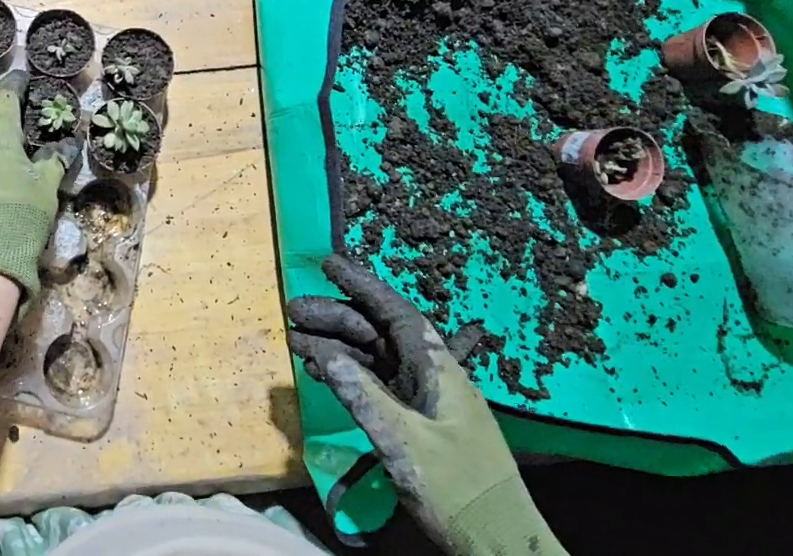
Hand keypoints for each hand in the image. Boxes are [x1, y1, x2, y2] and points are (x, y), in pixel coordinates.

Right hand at [288, 256, 567, 555]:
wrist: (499, 544)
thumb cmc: (458, 489)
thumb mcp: (406, 442)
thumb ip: (364, 396)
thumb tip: (325, 353)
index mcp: (439, 371)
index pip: (396, 313)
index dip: (362, 285)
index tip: (327, 263)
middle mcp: (430, 376)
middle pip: (378, 332)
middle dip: (336, 317)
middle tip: (293, 311)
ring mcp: (422, 399)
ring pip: (372, 357)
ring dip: (334, 346)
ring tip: (295, 341)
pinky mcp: (414, 421)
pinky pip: (374, 384)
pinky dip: (345, 374)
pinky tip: (318, 372)